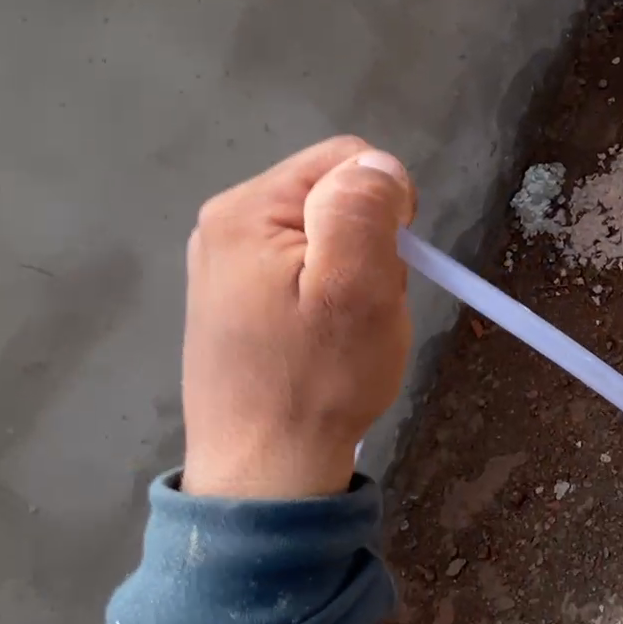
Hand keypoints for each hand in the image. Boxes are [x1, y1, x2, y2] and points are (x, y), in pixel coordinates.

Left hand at [180, 137, 416, 497]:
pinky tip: (334, 328)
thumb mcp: (358, 288)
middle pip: (338, 192)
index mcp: (248, 210)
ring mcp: (230, 261)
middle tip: (371, 296)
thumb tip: (380, 164)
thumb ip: (364, 211)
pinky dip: (340, 288)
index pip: (349, 158)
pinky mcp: (241, 294)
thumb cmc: (321, 376)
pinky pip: (313, 262)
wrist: (269, 465)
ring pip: (332, 230)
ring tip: (354, 319)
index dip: (390, 202)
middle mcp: (227, 224)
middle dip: (376, 237)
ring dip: (363, 267)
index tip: (395, 259)